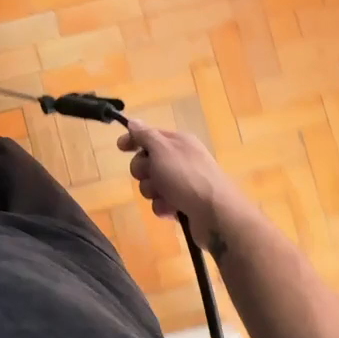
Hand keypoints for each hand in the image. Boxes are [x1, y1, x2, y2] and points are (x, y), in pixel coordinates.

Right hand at [115, 120, 251, 241]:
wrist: (217, 215)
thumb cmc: (187, 177)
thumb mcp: (162, 149)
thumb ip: (145, 135)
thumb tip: (133, 122)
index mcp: (179, 142)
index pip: (149, 135)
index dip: (133, 139)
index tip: (121, 148)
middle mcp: (181, 160)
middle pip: (147, 161)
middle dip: (143, 170)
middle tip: (150, 175)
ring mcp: (184, 183)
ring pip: (153, 184)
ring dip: (152, 191)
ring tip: (164, 196)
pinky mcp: (185, 204)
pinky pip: (162, 202)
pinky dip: (163, 206)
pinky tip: (171, 210)